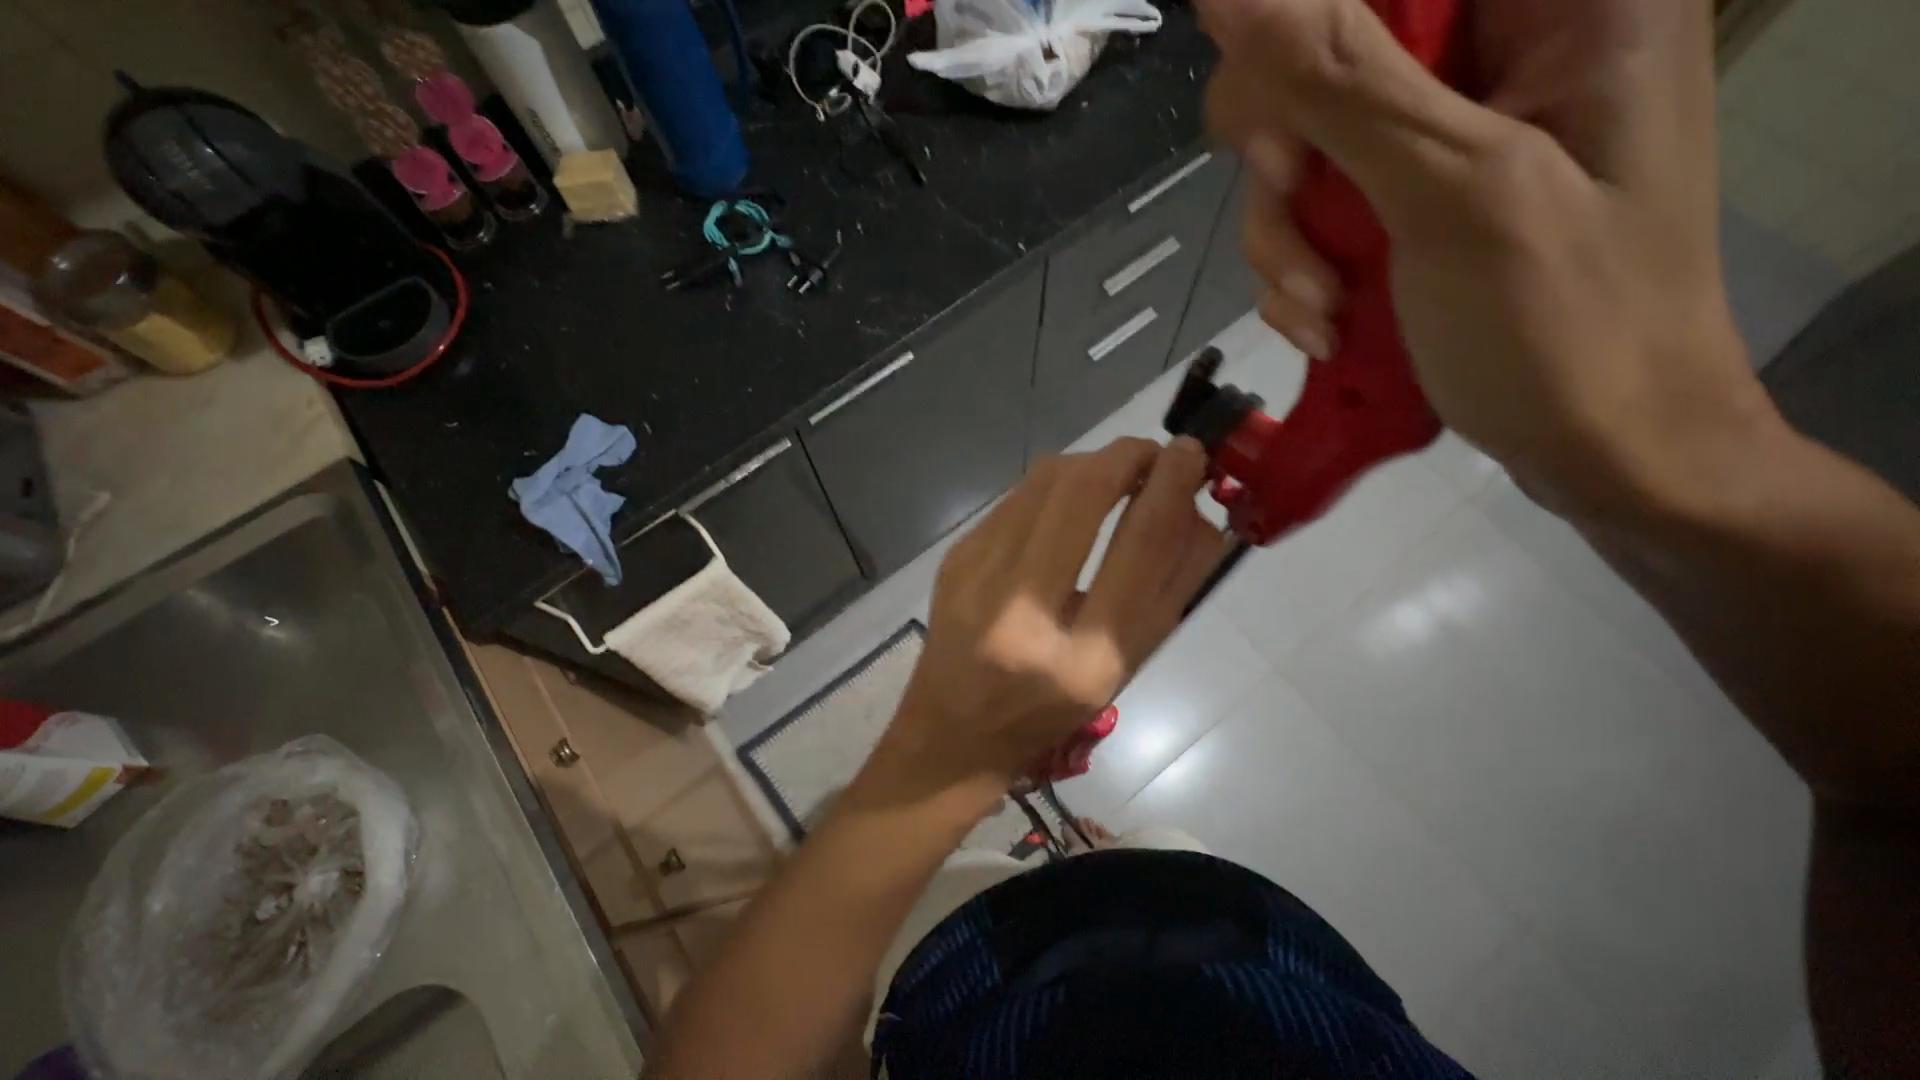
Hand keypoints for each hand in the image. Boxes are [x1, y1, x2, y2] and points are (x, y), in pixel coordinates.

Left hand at [860, 438, 1232, 803]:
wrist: (954, 730)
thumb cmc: (1051, 711)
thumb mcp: (1123, 668)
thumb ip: (1169, 592)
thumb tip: (1199, 512)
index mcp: (1083, 659)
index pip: (1139, 546)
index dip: (1171, 487)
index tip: (1190, 454)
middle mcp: (1023, 611)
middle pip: (1082, 492)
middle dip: (1128, 456)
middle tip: (1155, 456)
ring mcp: (977, 577)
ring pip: (1045, 481)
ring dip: (1092, 463)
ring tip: (1118, 475)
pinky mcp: (955, 557)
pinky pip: (1017, 497)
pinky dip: (1056, 487)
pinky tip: (1069, 504)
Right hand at [1200, 0, 1779, 516]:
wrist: (1607, 457)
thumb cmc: (1570, 330)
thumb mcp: (1457, 195)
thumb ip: (1342, 79)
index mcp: (1564, 4)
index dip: (1311, 29)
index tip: (1287, 124)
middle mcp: (1506, 49)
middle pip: (1329, 45)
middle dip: (1289, 146)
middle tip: (1291, 200)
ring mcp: (1455, 134)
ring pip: (1307, 137)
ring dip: (1288, 232)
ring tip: (1323, 310)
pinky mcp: (1417, 201)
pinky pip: (1319, 204)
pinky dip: (1304, 266)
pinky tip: (1326, 323)